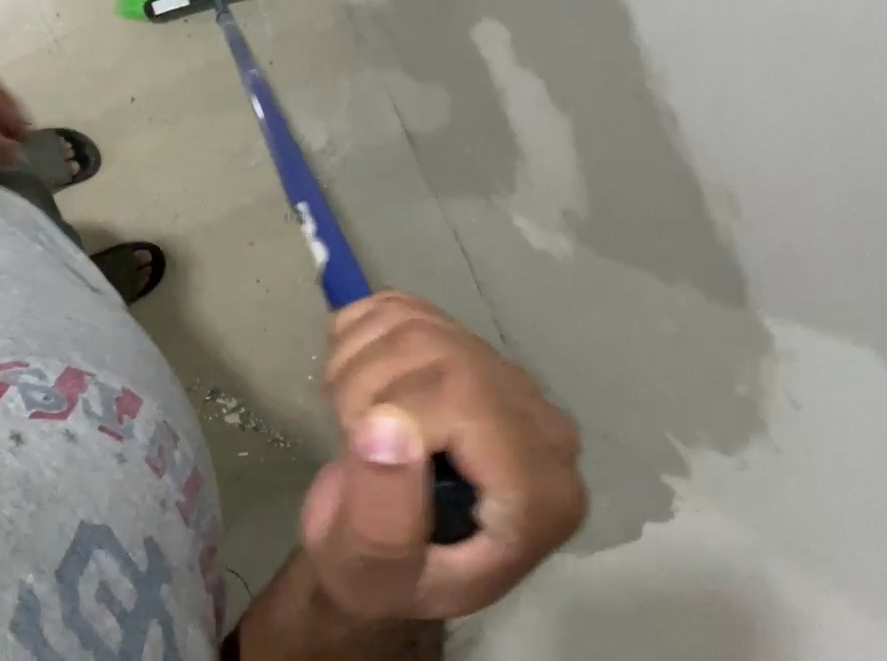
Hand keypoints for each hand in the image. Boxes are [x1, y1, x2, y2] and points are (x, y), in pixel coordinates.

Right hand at [301, 291, 584, 620]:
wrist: (376, 551)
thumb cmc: (381, 579)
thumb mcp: (375, 573)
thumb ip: (385, 517)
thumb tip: (384, 427)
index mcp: (541, 492)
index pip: (467, 399)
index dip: (394, 406)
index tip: (356, 445)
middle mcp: (541, 426)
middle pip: (442, 353)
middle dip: (365, 383)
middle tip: (345, 431)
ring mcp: (502, 378)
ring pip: (417, 323)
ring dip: (354, 359)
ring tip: (349, 415)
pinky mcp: (464, 347)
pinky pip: (403, 306)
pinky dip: (357, 330)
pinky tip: (356, 377)